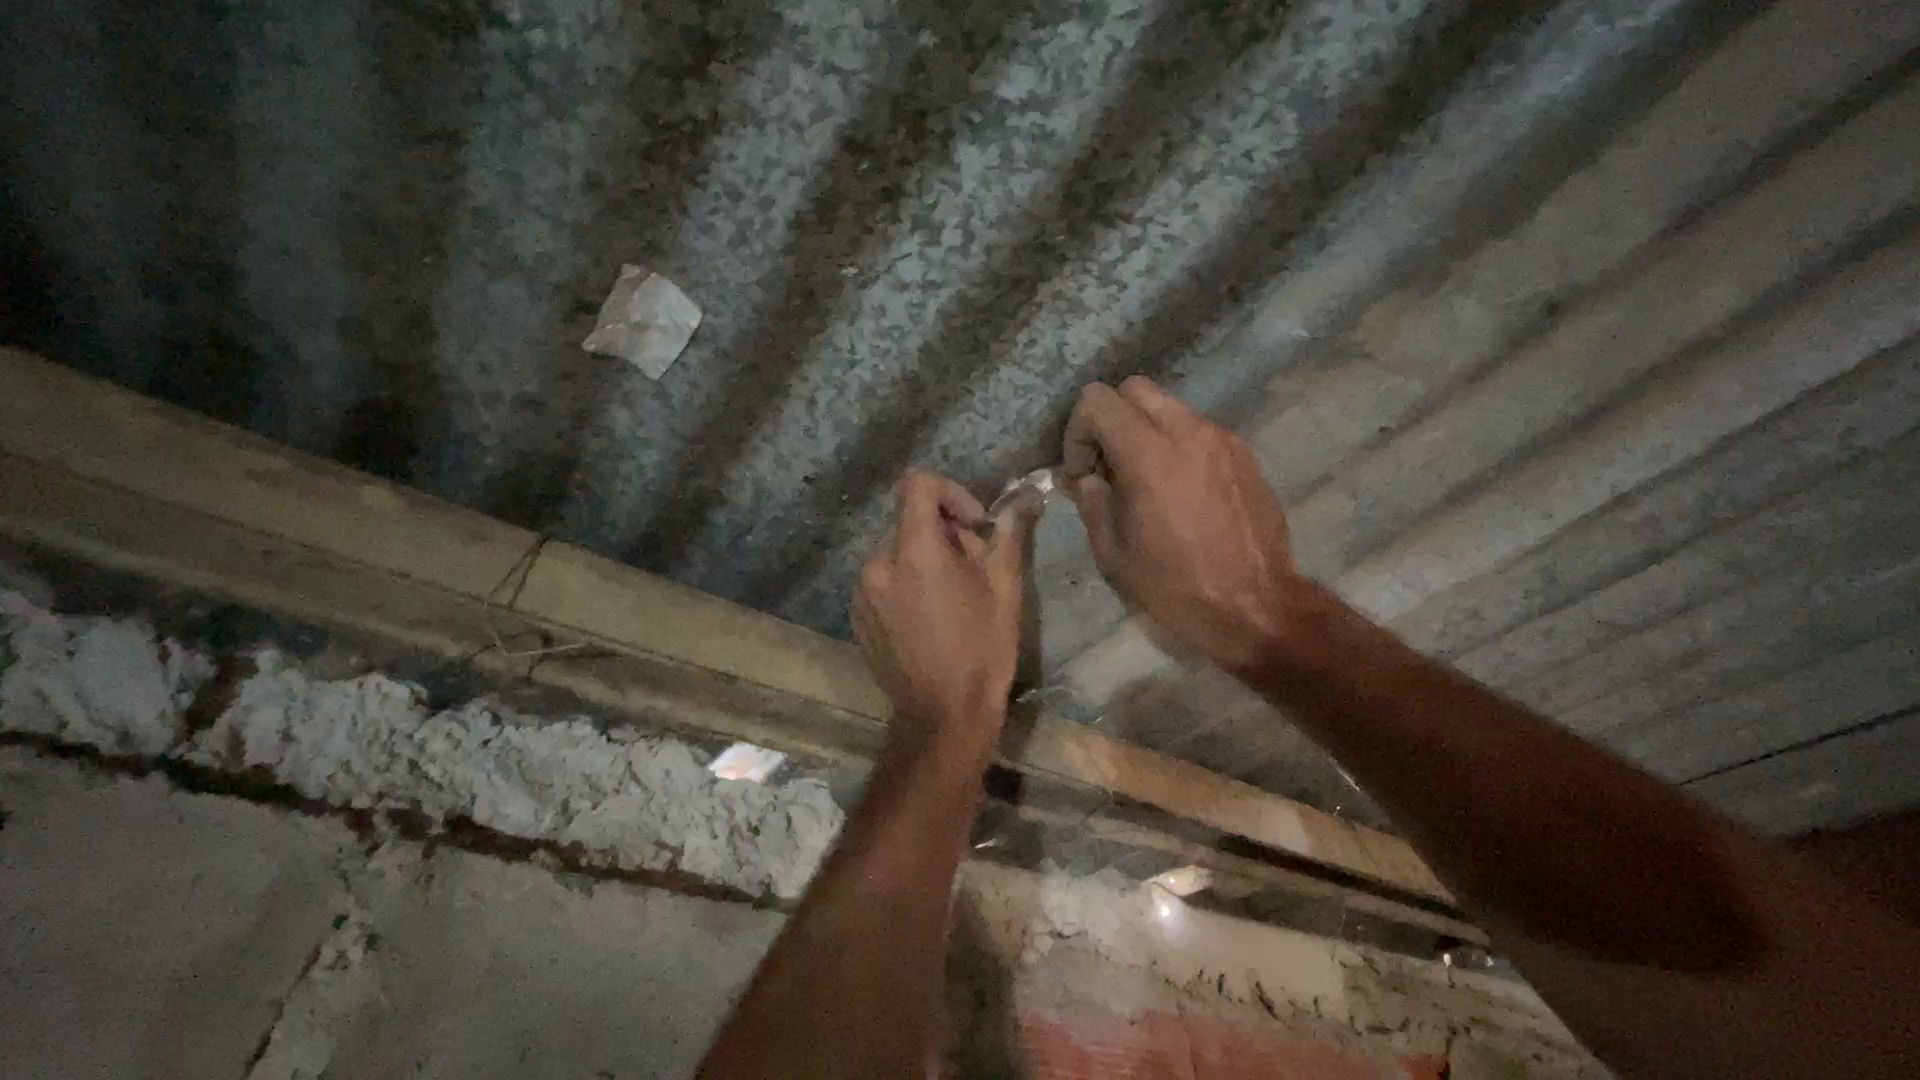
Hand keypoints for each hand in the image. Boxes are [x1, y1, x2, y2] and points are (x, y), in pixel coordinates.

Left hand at [852, 469, 1034, 765]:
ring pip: (895, 550)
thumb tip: (1026, 497)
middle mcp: (878, 563)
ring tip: (950, 597)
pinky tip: (927, 617)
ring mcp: (861, 591)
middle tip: (973, 569)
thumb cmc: (983, 649)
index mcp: (914, 551)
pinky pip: (881, 579)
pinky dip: (903, 583)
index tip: (974, 526)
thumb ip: (1009, 533)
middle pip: (909, 520)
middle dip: (943, 533)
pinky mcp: (856, 615)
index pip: (917, 483)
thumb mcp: (1006, 587)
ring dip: (923, 558)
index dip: (951, 492)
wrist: (944, 714)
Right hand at [1063, 376, 1298, 674]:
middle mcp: (1188, 431)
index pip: (1097, 400)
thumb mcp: (1113, 552)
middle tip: (1108, 467)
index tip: (1083, 475)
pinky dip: (1177, 446)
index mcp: (1148, 452)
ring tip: (1144, 481)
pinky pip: (1198, 431)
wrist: (1255, 608)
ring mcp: (1223, 439)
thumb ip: (1092, 501)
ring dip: (1145, 431)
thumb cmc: (1175, 587)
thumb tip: (1087, 478)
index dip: (1078, 432)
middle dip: (1111, 419)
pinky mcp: (1245, 455)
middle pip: (1134, 389)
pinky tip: (1179, 492)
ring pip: (1170, 407)